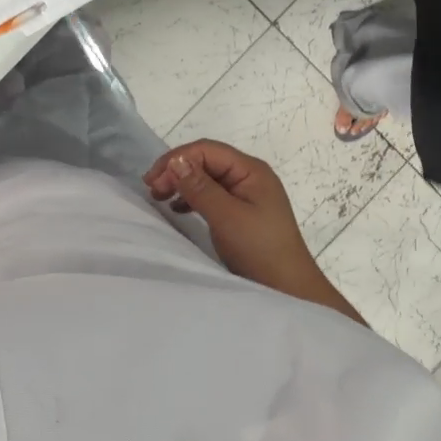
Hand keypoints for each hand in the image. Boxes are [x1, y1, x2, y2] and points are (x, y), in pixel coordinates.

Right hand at [144, 140, 314, 289]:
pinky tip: (177, 209)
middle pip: (206, 161)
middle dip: (177, 170)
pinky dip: (191, 199)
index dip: (177, 160)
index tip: (153, 182)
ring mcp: (245, 195)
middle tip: (152, 190)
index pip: (207, 150)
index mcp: (250, 170)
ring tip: (159, 197)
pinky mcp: (240, 213)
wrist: (288, 289)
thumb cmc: (260, 250)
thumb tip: (175, 161)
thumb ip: (200, 187)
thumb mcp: (227, 217)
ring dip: (182, 184)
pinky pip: (210, 196)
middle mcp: (248, 176)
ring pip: (206, 178)